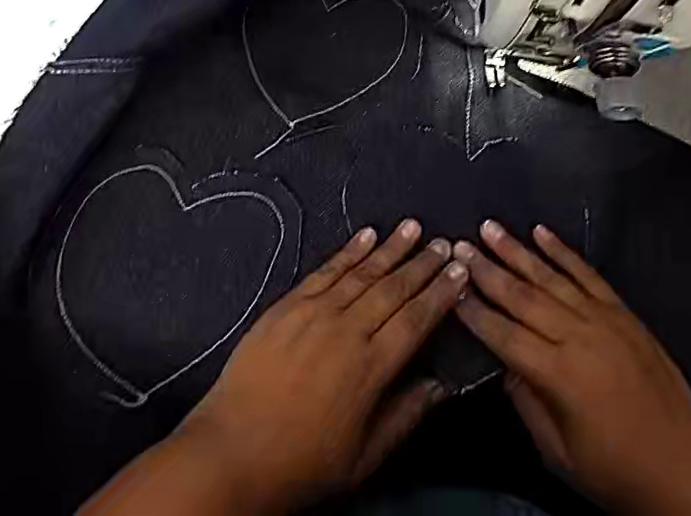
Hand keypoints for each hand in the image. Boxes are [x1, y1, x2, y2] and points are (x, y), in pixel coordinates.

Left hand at [81, 220, 467, 515]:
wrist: (231, 452)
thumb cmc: (302, 463)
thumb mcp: (363, 458)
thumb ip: (405, 416)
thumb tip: (440, 385)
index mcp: (370, 368)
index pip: (416, 320)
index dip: (440, 294)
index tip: (459, 271)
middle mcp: (347, 331)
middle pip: (393, 289)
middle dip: (422, 265)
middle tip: (444, 243)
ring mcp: (315, 313)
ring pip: (362, 273)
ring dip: (391, 248)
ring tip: (413, 227)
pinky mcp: (287, 305)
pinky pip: (325, 271)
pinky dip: (348, 252)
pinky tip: (366, 235)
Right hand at [454, 221, 690, 515]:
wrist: (690, 472)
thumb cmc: (617, 472)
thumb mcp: (559, 452)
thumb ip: (525, 400)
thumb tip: (502, 360)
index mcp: (558, 375)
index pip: (503, 334)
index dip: (473, 310)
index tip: (449, 285)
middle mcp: (578, 337)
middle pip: (522, 296)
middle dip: (487, 270)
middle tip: (460, 244)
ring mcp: (604, 319)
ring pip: (551, 277)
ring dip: (517, 250)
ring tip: (490, 227)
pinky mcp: (624, 313)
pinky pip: (589, 275)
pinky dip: (564, 252)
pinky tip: (543, 233)